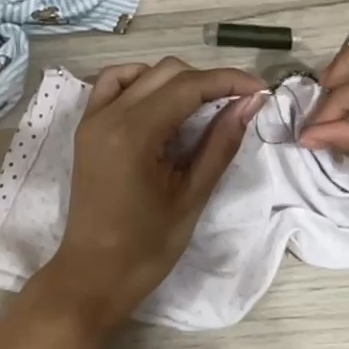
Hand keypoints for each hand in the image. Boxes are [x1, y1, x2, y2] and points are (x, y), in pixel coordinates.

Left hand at [42, 58, 265, 325]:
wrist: (93, 275)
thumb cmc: (146, 247)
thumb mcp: (192, 196)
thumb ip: (221, 143)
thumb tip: (251, 103)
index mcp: (134, 134)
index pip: (188, 86)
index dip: (228, 81)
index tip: (261, 90)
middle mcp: (109, 115)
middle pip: (167, 73)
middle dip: (208, 81)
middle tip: (240, 103)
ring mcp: (93, 118)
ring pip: (143, 73)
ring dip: (178, 79)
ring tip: (205, 105)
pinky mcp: (87, 127)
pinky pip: (114, 84)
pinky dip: (142, 81)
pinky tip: (163, 100)